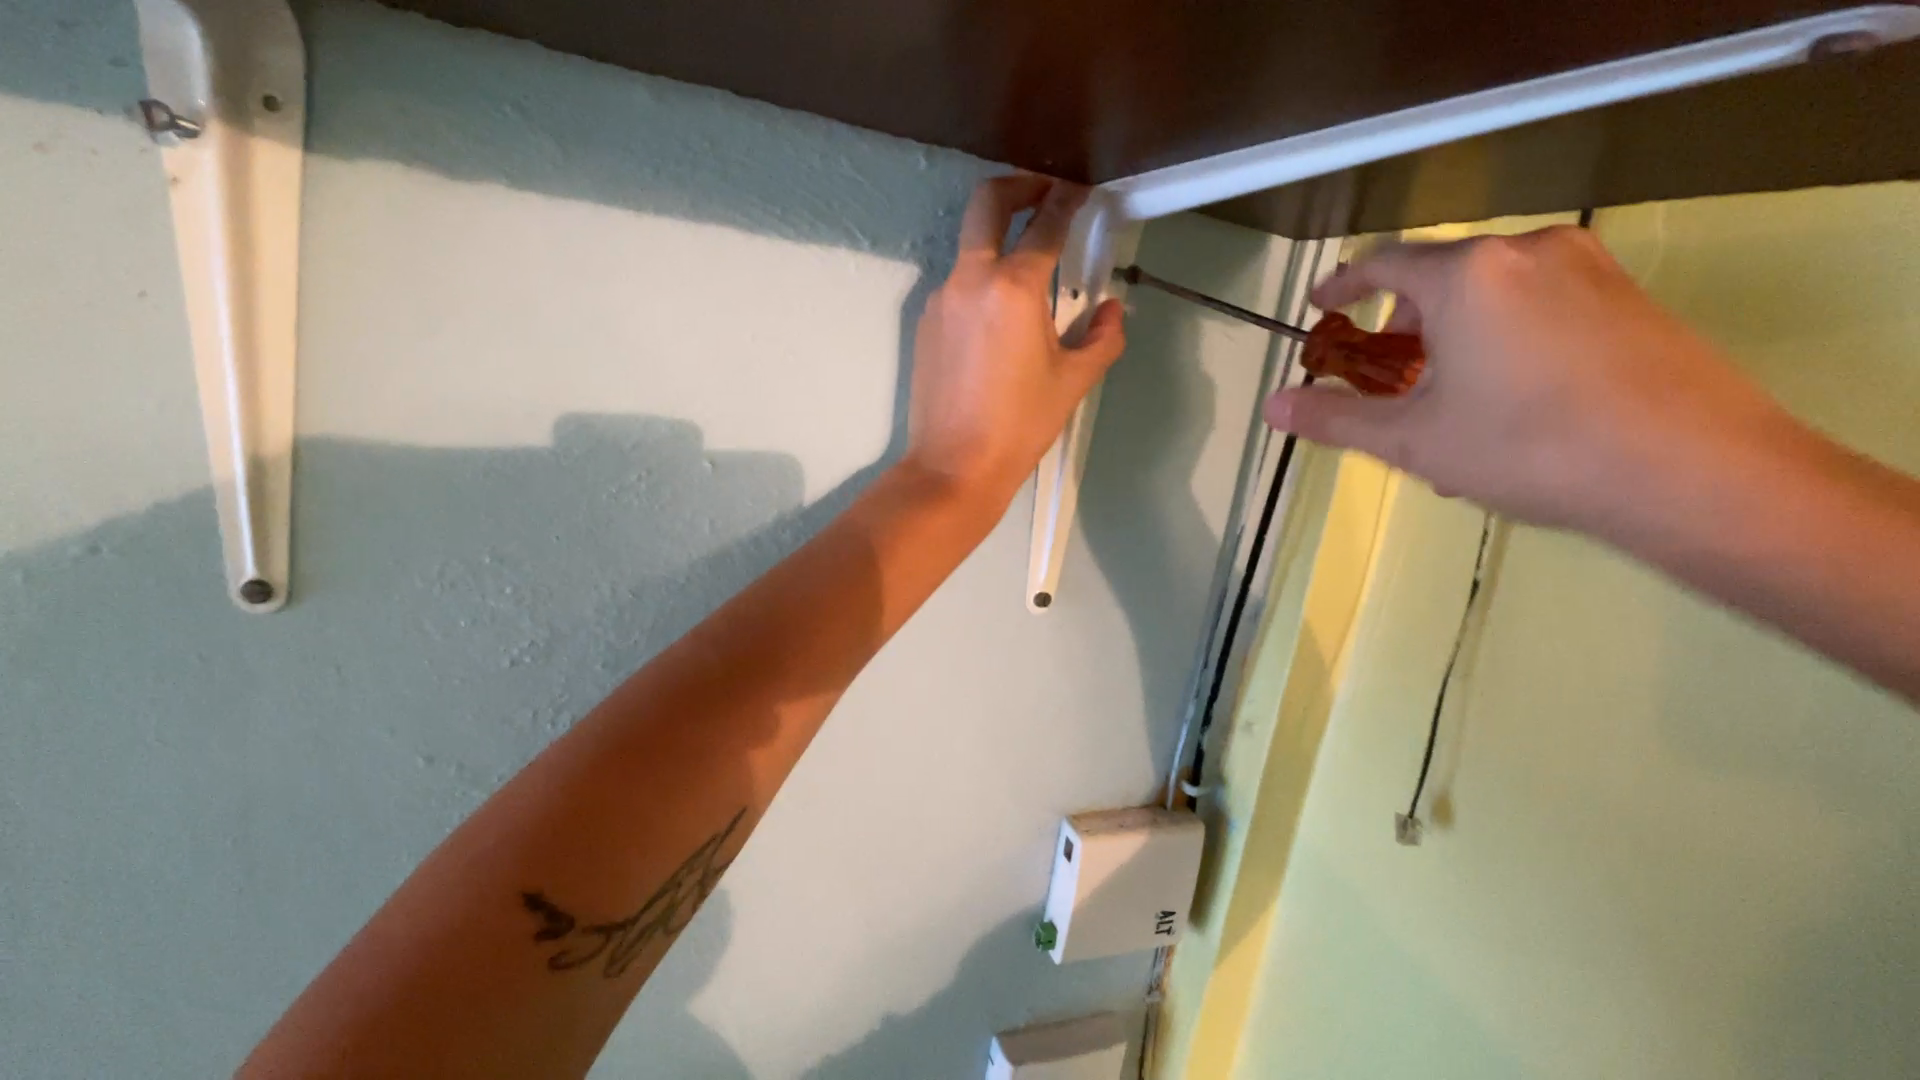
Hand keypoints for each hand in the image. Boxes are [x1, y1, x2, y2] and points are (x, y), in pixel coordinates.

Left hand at [901, 176, 1126, 503]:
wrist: (954, 466)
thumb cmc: (1020, 425)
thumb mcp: (1073, 381)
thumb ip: (1102, 337)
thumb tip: (1113, 309)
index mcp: (1012, 287)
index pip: (1045, 224)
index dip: (1067, 199)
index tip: (1080, 191)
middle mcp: (970, 279)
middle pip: (987, 203)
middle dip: (1019, 185)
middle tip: (1044, 193)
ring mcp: (940, 299)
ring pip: (969, 245)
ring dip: (999, 239)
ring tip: (1030, 273)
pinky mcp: (925, 322)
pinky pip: (958, 284)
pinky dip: (982, 280)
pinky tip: (1001, 318)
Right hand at [1265, 225, 1796, 534]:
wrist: (1692, 469)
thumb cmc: (1531, 447)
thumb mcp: (1415, 441)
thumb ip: (1336, 419)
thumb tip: (1273, 407)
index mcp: (1465, 275)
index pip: (1382, 263)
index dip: (1343, 285)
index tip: (1321, 308)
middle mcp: (1526, 251)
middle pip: (1439, 280)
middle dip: (1403, 330)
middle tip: (1393, 386)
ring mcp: (1587, 267)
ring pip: (1491, 295)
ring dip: (1454, 340)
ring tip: (1455, 408)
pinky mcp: (1628, 295)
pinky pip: (1539, 304)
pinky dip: (1504, 339)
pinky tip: (1513, 404)